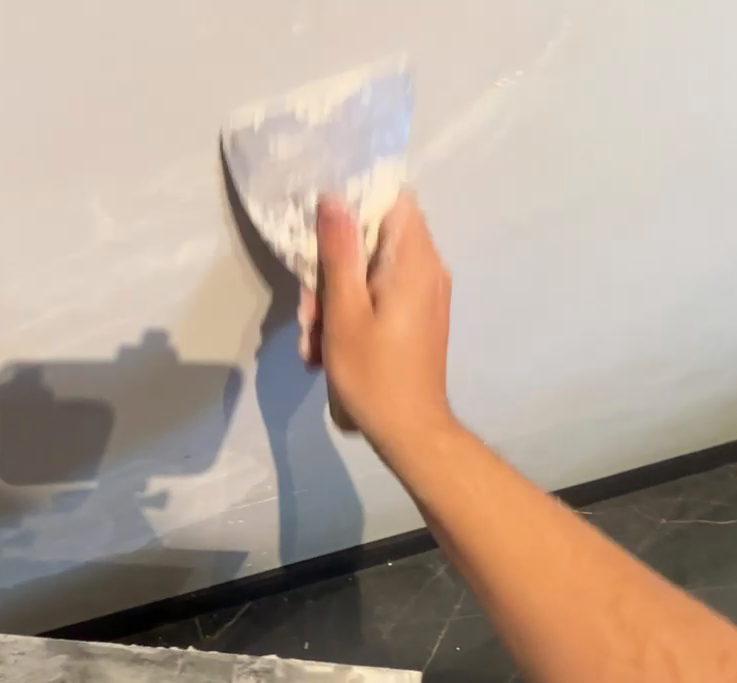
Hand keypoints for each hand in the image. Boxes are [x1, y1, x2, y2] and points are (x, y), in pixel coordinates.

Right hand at [309, 191, 457, 449]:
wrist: (408, 430)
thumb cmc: (373, 374)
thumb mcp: (344, 313)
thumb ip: (339, 252)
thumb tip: (334, 197)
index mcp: (413, 259)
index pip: (391, 198)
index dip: (352, 208)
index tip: (321, 237)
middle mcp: (427, 268)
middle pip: (372, 241)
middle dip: (331, 273)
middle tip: (309, 317)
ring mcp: (424, 294)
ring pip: (369, 274)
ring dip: (333, 303)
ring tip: (314, 345)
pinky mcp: (417, 318)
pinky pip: (378, 298)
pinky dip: (351, 316)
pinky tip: (328, 352)